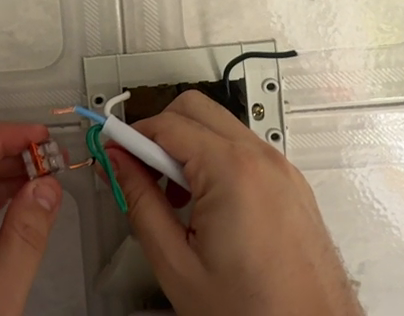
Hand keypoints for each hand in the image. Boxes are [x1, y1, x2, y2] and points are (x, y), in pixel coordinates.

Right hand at [107, 91, 361, 315]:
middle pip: (194, 108)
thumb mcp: (177, 264)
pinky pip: (244, 148)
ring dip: (188, 144)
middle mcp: (261, 159)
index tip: (112, 149)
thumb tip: (119, 164)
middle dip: (160, 131)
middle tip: (141, 170)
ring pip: (219, 125)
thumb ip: (140, 203)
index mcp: (232, 172)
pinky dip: (217, 158)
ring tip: (175, 198)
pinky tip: (206, 204)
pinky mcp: (292, 184)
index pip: (166, 124)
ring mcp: (282, 169)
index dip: (131, 135)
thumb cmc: (257, 315)